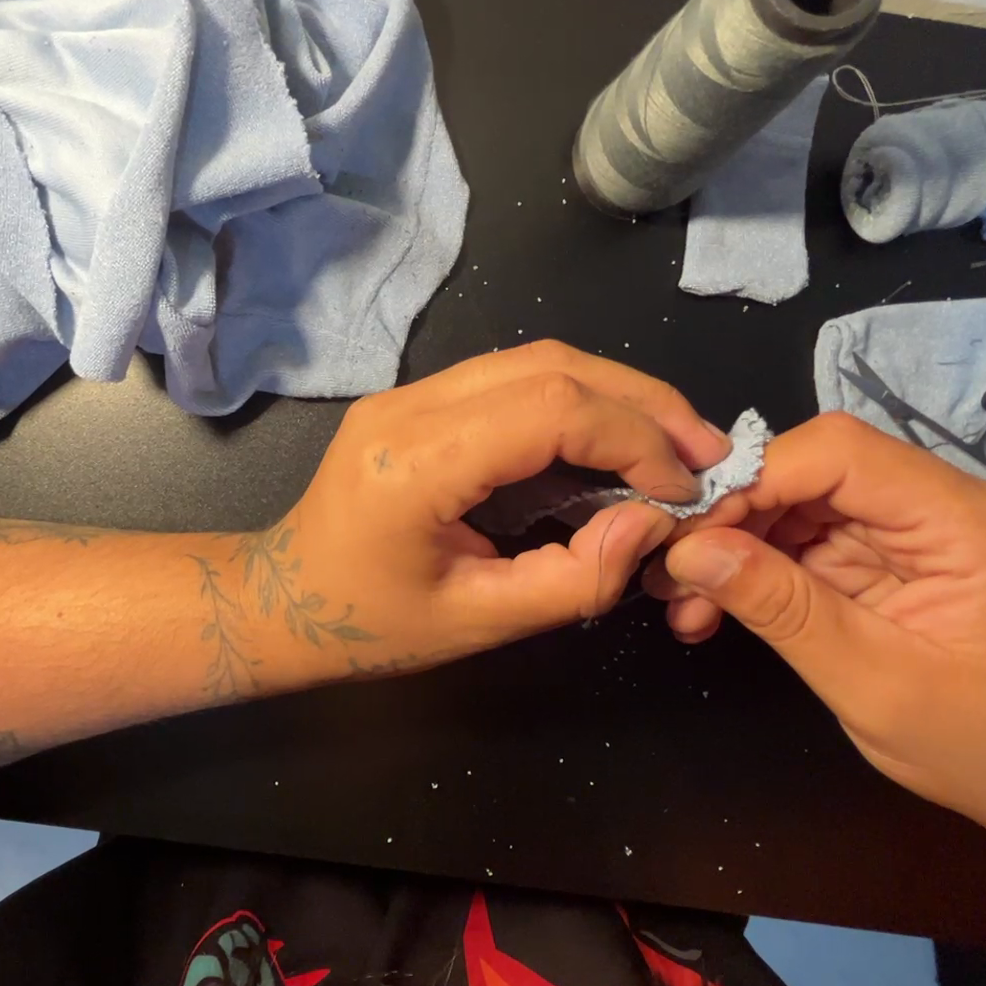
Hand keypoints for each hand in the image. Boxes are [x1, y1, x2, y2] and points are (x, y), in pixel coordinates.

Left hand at [281, 341, 730, 673]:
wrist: (283, 599)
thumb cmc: (369, 626)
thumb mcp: (478, 623)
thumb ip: (574, 579)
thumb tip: (651, 521)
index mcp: (415, 463)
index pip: (549, 409)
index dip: (634, 438)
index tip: (683, 487)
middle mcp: (407, 407)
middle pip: (548, 364)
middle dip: (640, 401)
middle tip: (702, 450)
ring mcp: (403, 394)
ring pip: (531, 360)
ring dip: (611, 393)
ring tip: (669, 443)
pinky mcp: (410, 401)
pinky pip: (506, 380)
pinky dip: (571, 401)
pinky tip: (606, 438)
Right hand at [648, 414, 985, 867]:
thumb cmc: (984, 748)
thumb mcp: (871, 684)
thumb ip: (780, 608)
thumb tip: (688, 551)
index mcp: (966, 526)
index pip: (842, 455)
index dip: (755, 477)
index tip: (689, 530)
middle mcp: (937, 509)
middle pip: (809, 471)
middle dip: (730, 515)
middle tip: (672, 567)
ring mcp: (903, 532)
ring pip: (790, 504)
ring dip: (727, 545)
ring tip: (680, 598)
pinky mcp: (875, 558)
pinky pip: (793, 541)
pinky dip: (745, 570)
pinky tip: (707, 607)